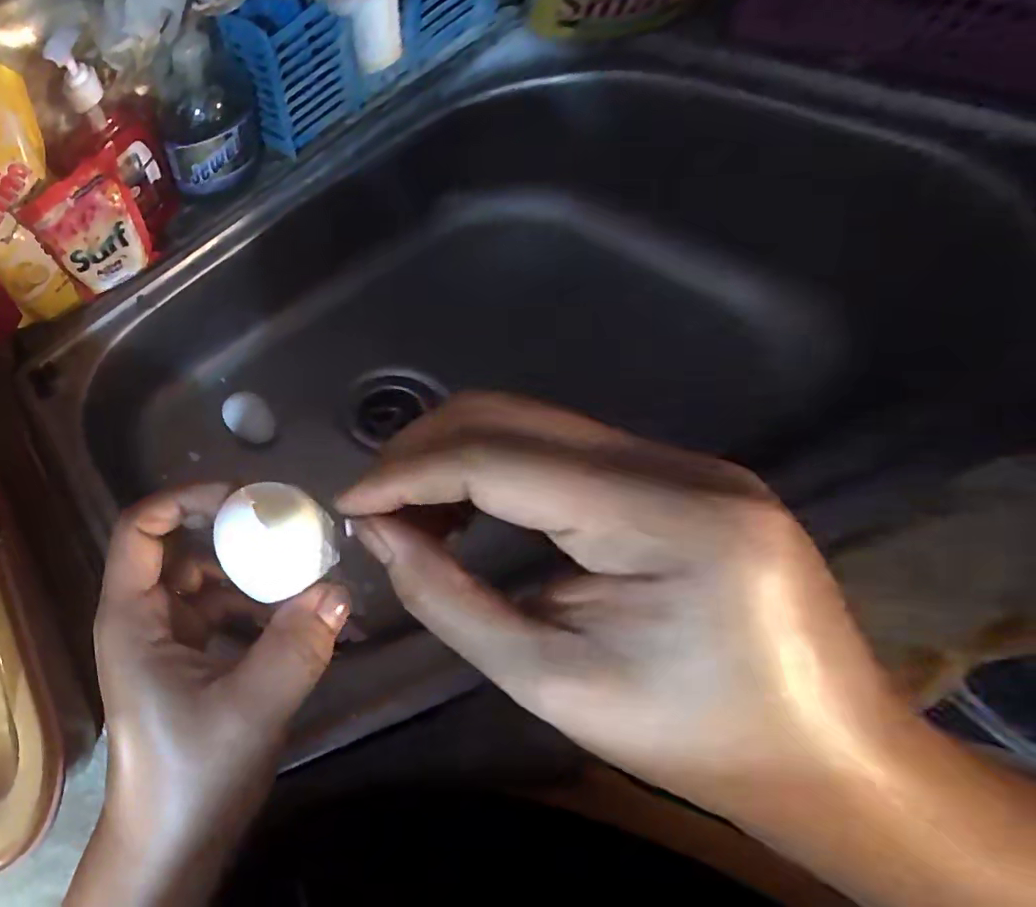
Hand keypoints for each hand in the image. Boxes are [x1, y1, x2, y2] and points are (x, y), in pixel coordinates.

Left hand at [67, 483, 348, 906]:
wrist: (168, 846)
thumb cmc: (191, 774)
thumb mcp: (249, 707)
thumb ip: (295, 646)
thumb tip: (339, 591)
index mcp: (129, 611)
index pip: (140, 526)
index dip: (183, 499)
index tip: (240, 498)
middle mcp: (138, 614)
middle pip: (176, 548)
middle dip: (226, 533)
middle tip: (282, 526)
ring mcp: (160, 637)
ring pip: (199, 580)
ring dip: (245, 573)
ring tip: (300, 571)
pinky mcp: (182, 660)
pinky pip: (215, 614)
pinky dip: (250, 609)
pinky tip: (293, 619)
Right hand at [334, 392, 907, 808]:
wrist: (830, 759)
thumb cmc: (691, 736)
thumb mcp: (545, 682)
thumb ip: (443, 597)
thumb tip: (371, 530)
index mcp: (668, 520)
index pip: (496, 460)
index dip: (405, 475)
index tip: (345, 505)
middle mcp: (676, 466)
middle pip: (502, 417)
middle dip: (415, 455)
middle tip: (370, 507)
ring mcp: (674, 460)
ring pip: (516, 418)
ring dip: (441, 456)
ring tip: (404, 513)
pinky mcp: (662, 470)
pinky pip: (542, 442)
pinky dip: (478, 466)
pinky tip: (457, 510)